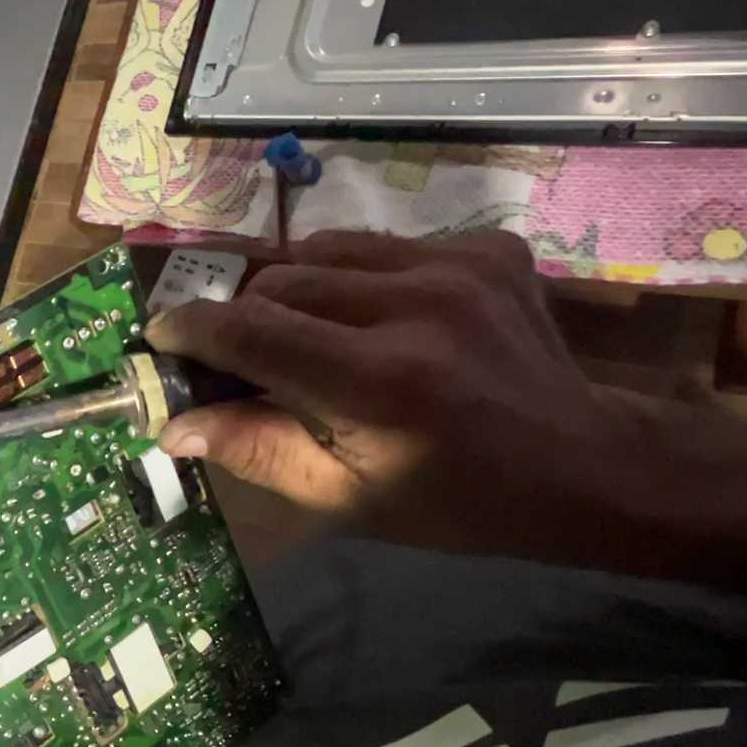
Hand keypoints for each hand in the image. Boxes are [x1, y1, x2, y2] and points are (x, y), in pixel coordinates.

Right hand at [146, 230, 636, 555]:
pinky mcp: (484, 245)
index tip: (161, 337)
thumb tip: (174, 425)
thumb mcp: (344, 497)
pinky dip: (347, 276)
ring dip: (288, 289)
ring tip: (298, 331)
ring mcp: (457, 263)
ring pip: (320, 249)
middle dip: (239, 316)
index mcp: (378, 382)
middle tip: (235, 355)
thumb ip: (254, 450)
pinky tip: (368, 315)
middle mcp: (414, 305)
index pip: (251, 330)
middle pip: (277, 281)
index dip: (191, 329)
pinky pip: (376, 244)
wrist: (585, 465)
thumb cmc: (453, 502)